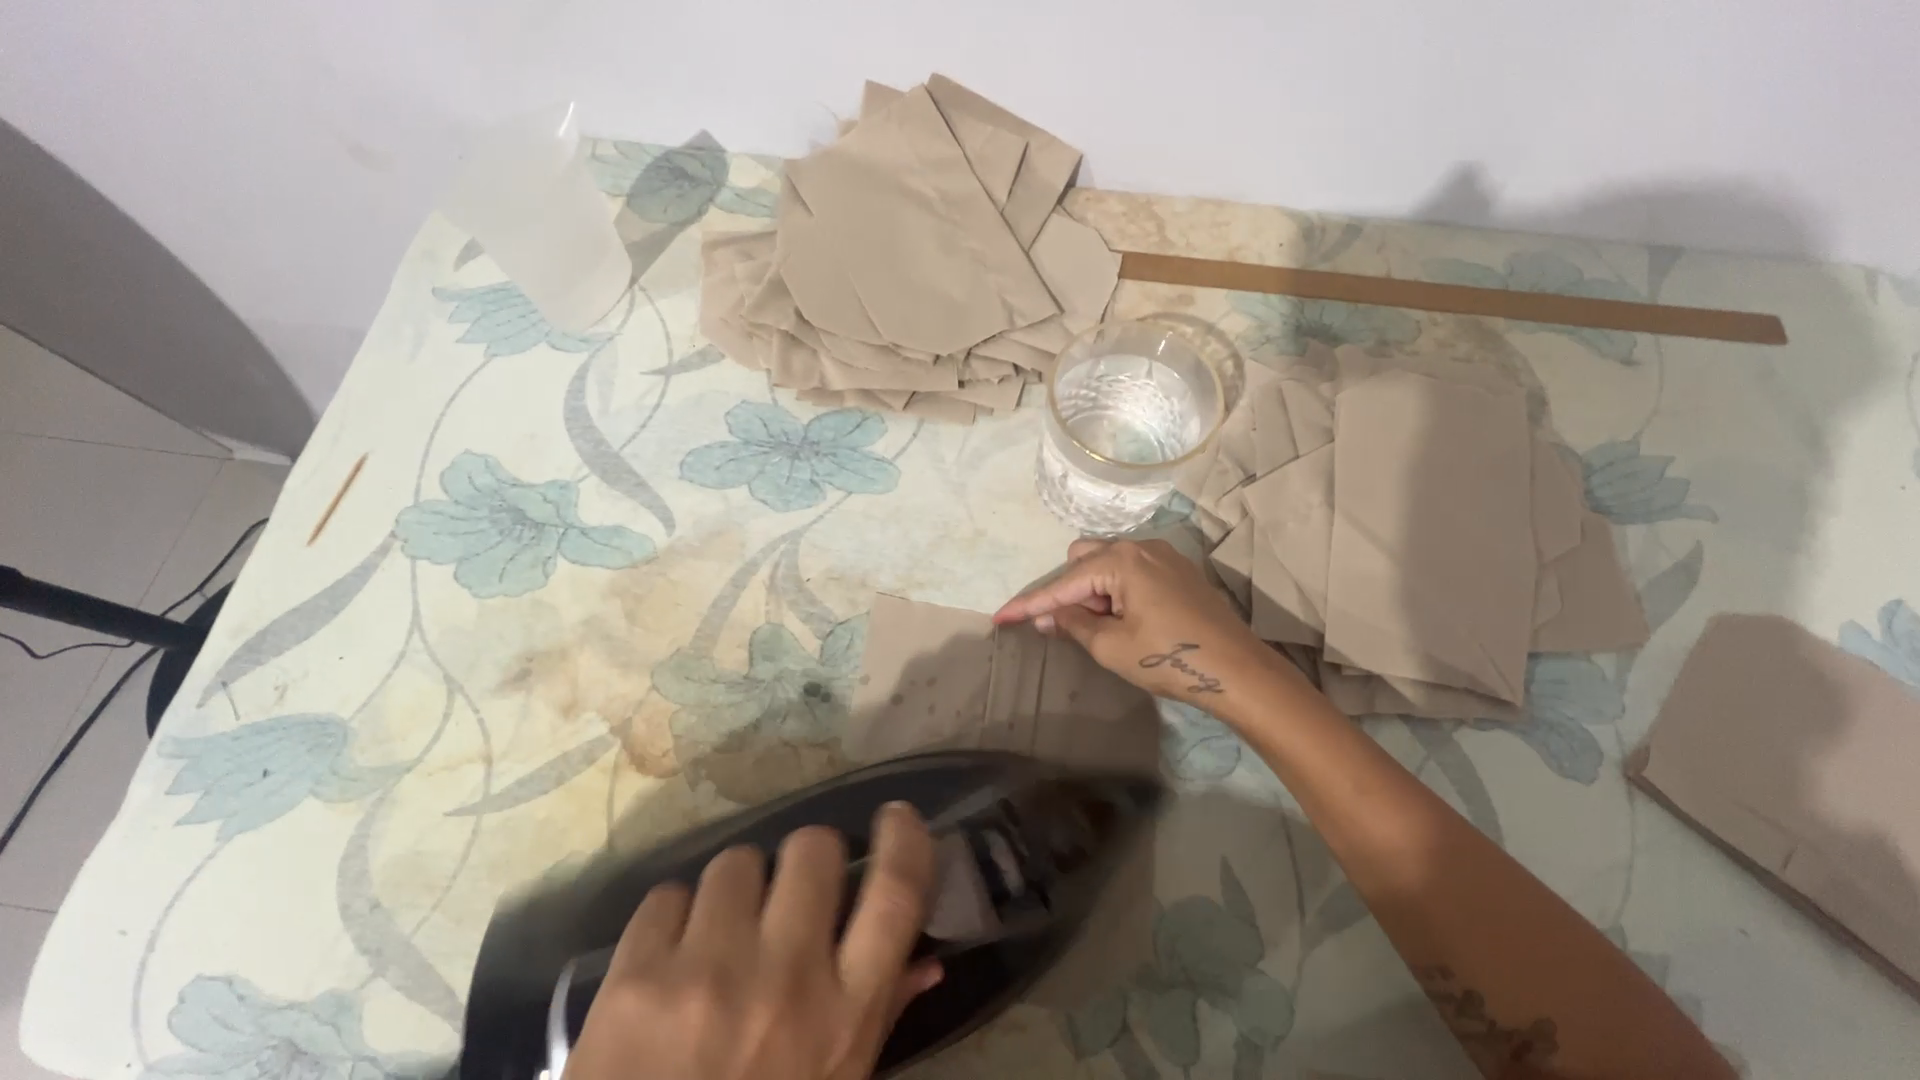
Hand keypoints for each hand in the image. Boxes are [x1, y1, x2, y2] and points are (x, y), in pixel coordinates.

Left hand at [565, 803, 942, 1079]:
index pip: (896, 895)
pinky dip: (673, 918)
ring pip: (737, 862)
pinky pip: (668, 895)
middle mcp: (786, 979)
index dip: (905, 841)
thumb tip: (928, 961)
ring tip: (721, 933)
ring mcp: (708, 972)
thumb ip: (880, 1015)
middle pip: (812, 851)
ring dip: (736, 888)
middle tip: (790, 889)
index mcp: (844, 1015)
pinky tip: (668, 961)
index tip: (898, 818)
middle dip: (805, 858)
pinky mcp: (636, 977)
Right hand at [992, 538, 1264, 704]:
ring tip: (1106, 629)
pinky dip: (1118, 591)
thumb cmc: (1169, 659)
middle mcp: (1142, 547)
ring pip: (1109, 564)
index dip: (1030, 604)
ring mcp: (1164, 557)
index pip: (1063, 583)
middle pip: (1084, 559)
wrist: (1238, 671)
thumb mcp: (1112, 647)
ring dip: (1094, 592)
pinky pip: (1133, 572)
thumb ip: (1074, 624)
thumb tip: (1050, 614)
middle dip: (1069, 592)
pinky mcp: (1179, 572)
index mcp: (1122, 561)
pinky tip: (1128, 622)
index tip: (1001, 617)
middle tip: (1074, 629)